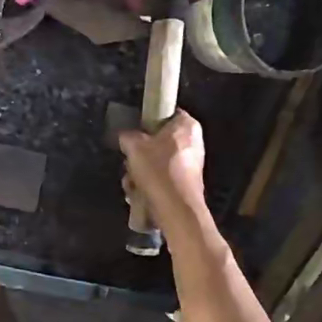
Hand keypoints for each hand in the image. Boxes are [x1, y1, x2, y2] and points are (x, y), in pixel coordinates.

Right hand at [118, 110, 208, 233]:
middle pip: (158, 141)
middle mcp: (194, 142)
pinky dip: (149, 184)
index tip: (134, 132)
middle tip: (130, 161)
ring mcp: (191, 164)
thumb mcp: (134, 147)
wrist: (176, 209)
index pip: (166, 112)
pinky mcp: (186, 183)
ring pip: (157, 161)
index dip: (147, 121)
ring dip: (140, 172)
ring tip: (132, 183)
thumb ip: (128, 136)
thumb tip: (127, 137)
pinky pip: (163, 177)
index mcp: (187, 125)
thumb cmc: (158, 170)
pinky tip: (139, 194)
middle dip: (139, 154)